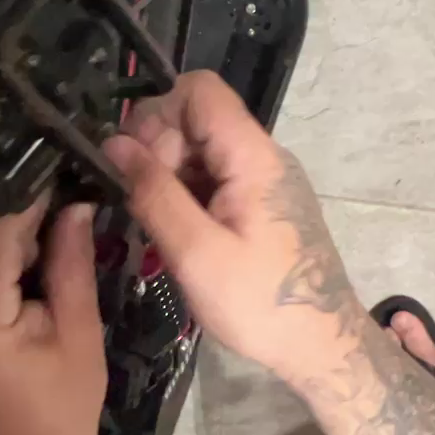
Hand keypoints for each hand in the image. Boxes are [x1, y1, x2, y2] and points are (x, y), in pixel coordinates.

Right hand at [101, 71, 363, 380]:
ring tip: (160, 227)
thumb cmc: (259, 304)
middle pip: (198, 120)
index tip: (136, 165)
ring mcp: (266, 181)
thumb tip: (113, 145)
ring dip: (171, 178)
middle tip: (144, 206)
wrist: (320, 344)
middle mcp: (263, 157)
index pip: (200, 90)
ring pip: (203, 152)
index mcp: (253, 158)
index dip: (157, 115)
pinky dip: (189, 197)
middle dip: (159, 151)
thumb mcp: (196, 253)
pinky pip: (217, 181)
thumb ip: (153, 194)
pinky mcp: (263, 205)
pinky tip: (180, 235)